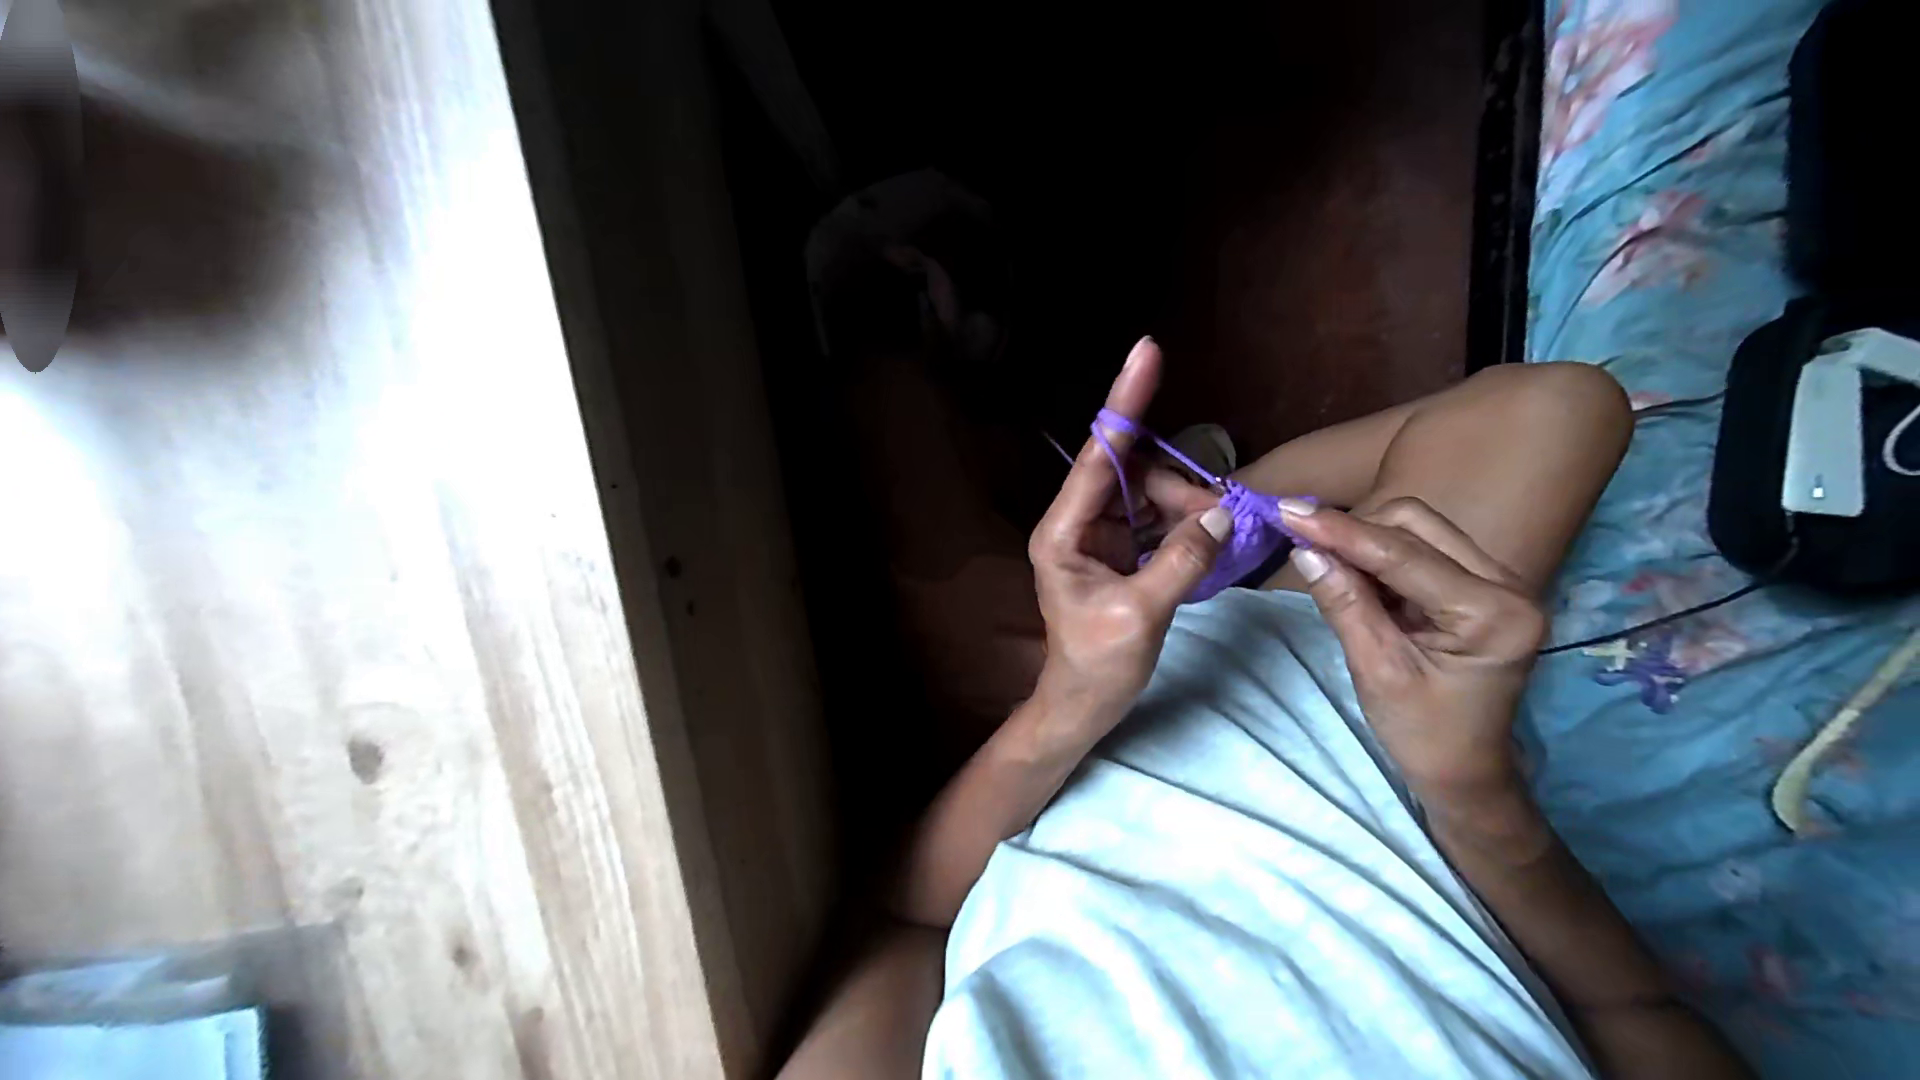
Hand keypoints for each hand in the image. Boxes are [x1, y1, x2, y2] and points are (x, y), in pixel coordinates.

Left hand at [1027, 338, 1231, 740]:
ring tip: (1217, 537)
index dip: (1124, 402)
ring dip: (1187, 509)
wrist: (1084, 701)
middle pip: (1133, 475)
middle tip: (1220, 517)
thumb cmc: (1097, 664)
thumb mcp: (1141, 613)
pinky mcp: (1119, 550)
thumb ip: (1181, 559)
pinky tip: (1207, 540)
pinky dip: (1185, 524)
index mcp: (1062, 532)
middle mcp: (1076, 523)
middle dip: (1179, 488)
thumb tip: (1221, 514)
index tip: (1146, 351)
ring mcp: (1098, 535)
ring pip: (1149, 495)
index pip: (1097, 456)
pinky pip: (1156, 519)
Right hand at [1279, 497, 1547, 800]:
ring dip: (1362, 538)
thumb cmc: (1421, 730)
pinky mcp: (1474, 584)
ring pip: (1415, 528)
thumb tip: (1304, 551)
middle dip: (1353, 529)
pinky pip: (1416, 547)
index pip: (1402, 555)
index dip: (1340, 531)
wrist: (1464, 766)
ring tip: (1325, 564)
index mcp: (1492, 614)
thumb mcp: (1376, 669)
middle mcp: (1506, 584)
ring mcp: (1494, 580)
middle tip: (1300, 542)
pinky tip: (1349, 572)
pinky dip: (1375, 553)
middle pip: (1415, 524)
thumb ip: (1344, 604)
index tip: (1288, 513)